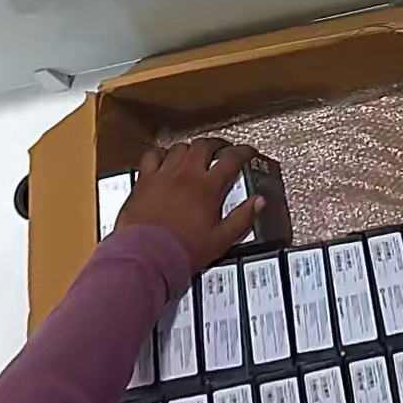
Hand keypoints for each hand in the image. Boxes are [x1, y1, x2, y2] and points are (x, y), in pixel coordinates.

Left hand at [117, 138, 262, 272]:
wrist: (144, 258)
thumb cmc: (181, 251)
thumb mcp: (221, 239)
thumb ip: (242, 218)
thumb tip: (258, 202)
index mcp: (207, 188)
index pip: (231, 160)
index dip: (243, 152)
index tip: (248, 152)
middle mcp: (186, 176)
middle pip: (204, 146)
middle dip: (217, 144)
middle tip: (222, 149)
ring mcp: (163, 176)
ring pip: (179, 148)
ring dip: (191, 148)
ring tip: (196, 153)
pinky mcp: (144, 182)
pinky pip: (152, 157)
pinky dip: (161, 154)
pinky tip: (165, 160)